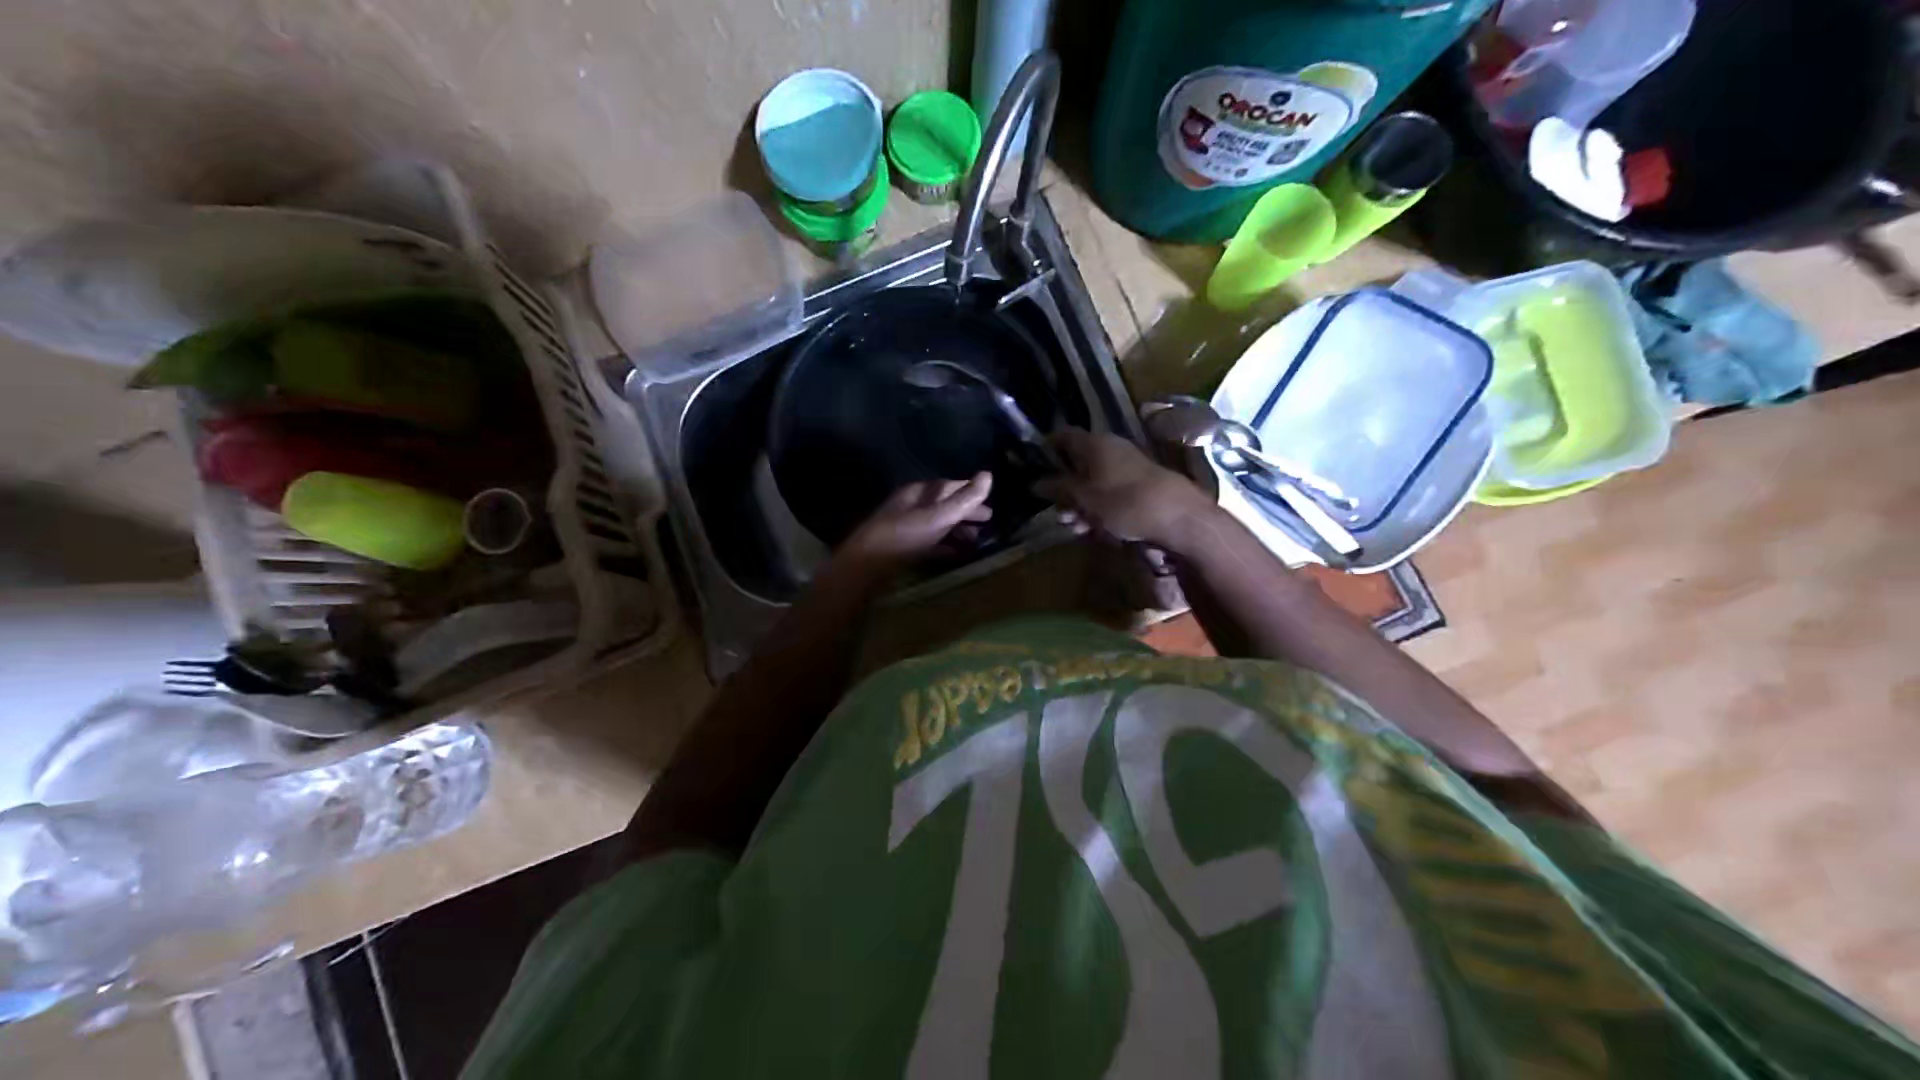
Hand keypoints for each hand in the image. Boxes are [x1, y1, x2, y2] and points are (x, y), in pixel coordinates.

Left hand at [836, 473, 993, 573]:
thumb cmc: (903, 537)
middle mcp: (911, 506)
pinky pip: (929, 544)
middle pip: (944, 506)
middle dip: (966, 513)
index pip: (950, 486)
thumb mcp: (937, 517)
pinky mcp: (901, 550)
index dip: (971, 493)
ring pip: (937, 525)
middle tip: (988, 523)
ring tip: (976, 541)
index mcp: (919, 493)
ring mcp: (905, 528)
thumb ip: (964, 500)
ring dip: (957, 531)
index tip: (991, 502)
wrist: (865, 566)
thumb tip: (989, 475)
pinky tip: (955, 554)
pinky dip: (945, 546)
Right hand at [1034, 429, 1214, 547]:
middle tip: (1056, 511)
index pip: (1063, 436)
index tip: (1033, 467)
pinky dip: (1100, 510)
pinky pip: (1111, 495)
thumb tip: (1034, 483)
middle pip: (1078, 464)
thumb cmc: (1124, 502)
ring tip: (1075, 527)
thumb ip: (1058, 489)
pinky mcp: (1141, 488)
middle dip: (1064, 489)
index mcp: (1096, 443)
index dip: (1046, 449)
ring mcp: (1128, 468)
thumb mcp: (1083, 498)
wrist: (1179, 519)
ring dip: (1081, 504)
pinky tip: (1096, 531)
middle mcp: (1112, 450)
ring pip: (1094, 483)